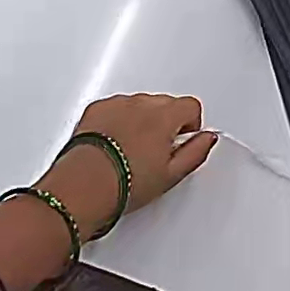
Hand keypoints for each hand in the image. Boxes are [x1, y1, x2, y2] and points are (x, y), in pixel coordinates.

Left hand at [46, 93, 218, 229]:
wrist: (82, 188)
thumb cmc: (123, 184)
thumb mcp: (171, 175)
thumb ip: (196, 151)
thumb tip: (207, 139)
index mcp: (165, 116)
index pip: (191, 106)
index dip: (190, 125)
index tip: (182, 140)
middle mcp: (141, 104)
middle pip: (166, 103)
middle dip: (166, 123)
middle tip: (157, 152)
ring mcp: (117, 105)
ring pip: (140, 104)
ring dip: (141, 121)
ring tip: (132, 151)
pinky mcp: (96, 109)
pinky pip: (115, 108)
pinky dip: (118, 120)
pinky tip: (114, 145)